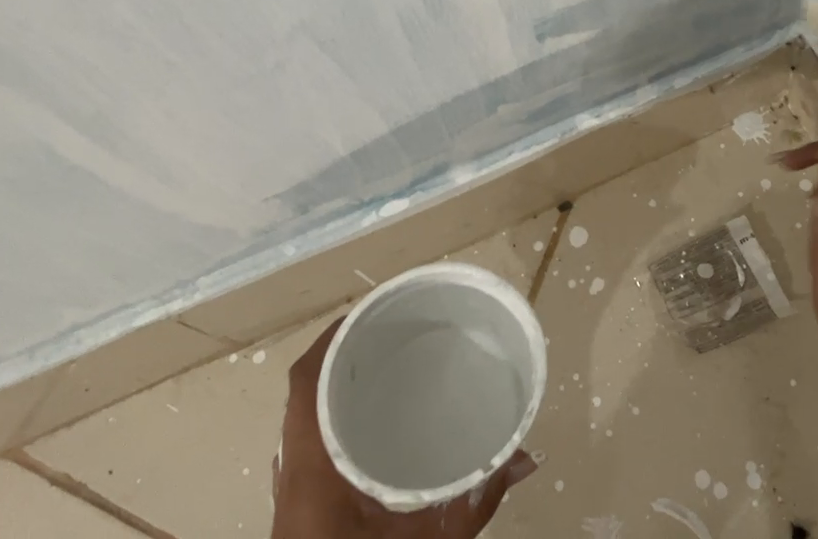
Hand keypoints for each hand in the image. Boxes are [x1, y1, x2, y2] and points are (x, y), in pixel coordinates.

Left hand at [271, 319, 537, 538]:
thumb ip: (475, 500)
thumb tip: (527, 458)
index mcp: (313, 466)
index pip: (306, 382)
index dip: (330, 339)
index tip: (370, 310)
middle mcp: (293, 470)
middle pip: (303, 393)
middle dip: (341, 355)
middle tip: (388, 333)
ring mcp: (291, 489)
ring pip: (303, 419)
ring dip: (335, 387)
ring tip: (382, 364)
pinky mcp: (299, 506)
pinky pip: (309, 444)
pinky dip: (334, 420)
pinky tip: (369, 423)